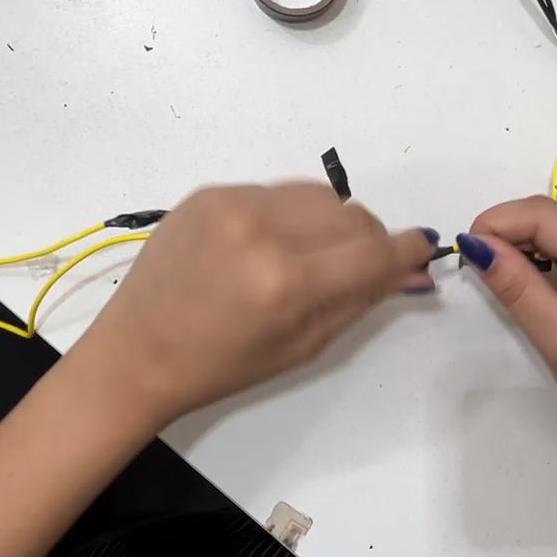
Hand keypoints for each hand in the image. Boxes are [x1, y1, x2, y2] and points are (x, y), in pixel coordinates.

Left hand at [72, 183, 437, 426]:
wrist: (137, 352)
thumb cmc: (223, 366)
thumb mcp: (303, 345)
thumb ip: (362, 298)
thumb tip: (413, 269)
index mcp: (288, 281)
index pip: (376, 250)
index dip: (408, 249)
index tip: (420, 250)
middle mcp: (264, 229)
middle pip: (354, 215)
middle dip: (367, 241)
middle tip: (351, 269)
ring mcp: (233, 202)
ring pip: (320, 195)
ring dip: (330, 223)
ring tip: (306, 256)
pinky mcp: (211, 190)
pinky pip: (278, 191)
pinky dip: (289, 215)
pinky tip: (265, 244)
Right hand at [460, 198, 556, 431]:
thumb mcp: (553, 334)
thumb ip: (514, 285)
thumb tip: (474, 244)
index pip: (542, 215)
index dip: (497, 224)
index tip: (465, 253)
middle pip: (544, 212)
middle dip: (503, 232)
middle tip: (477, 267)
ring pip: (547, 218)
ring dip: (515, 239)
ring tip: (499, 273)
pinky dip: (532, 246)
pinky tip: (523, 272)